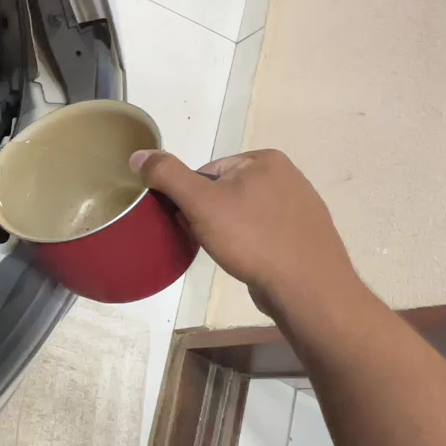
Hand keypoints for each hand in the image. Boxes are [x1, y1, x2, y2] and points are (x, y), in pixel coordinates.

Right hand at [130, 148, 362, 316]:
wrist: (308, 290)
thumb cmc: (252, 239)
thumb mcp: (200, 203)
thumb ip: (167, 175)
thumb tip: (138, 155)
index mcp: (264, 159)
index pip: (204, 173)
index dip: (189, 199)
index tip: (191, 222)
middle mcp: (287, 176)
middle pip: (222, 192)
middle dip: (207, 216)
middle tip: (207, 240)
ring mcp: (301, 206)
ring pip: (241, 213)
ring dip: (226, 231)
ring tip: (228, 253)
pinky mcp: (305, 234)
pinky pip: (262, 231)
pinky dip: (249, 243)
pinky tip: (249, 260)